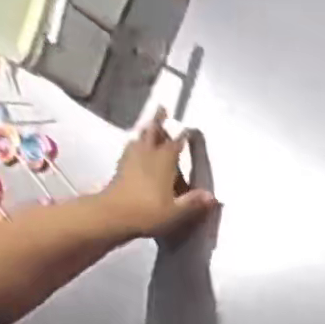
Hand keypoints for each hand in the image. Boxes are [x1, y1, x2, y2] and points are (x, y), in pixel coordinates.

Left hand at [95, 109, 215, 238]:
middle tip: (162, 107)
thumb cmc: (148, 213)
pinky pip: (131, 149)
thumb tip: (213, 196)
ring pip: (140, 139)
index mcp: (163, 164)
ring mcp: (132, 161)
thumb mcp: (176, 212)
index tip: (189, 128)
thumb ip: (194, 203)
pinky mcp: (121, 168)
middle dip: (158, 121)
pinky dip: (136, 143)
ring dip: (146, 130)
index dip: (182, 136)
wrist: (112, 216)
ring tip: (150, 125)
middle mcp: (147, 156)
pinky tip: (135, 146)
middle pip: (153, 134)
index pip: (175, 145)